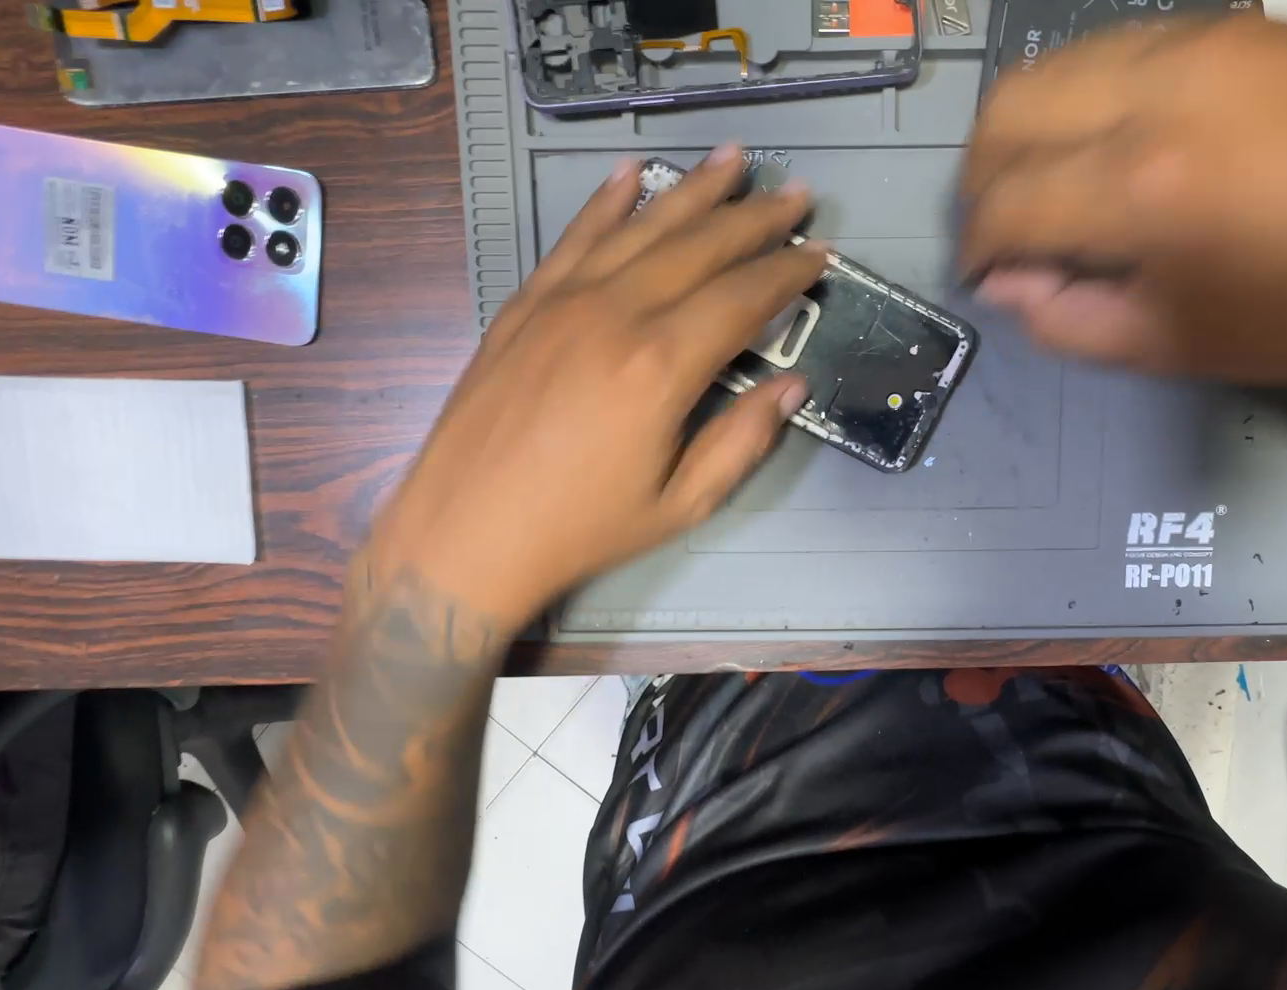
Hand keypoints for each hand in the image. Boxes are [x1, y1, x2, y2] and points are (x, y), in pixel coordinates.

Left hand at [366, 146, 824, 622]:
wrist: (467, 531)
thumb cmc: (582, 528)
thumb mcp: (681, 503)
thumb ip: (742, 440)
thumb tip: (792, 387)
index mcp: (660, 367)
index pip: (742, 298)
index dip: (787, 272)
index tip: (819, 253)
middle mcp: (614, 315)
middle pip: (700, 248)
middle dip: (755, 219)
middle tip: (795, 193)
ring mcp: (563, 301)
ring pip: (641, 229)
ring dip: (693, 192)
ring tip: (733, 160)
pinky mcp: (525, 305)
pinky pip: (574, 237)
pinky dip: (606, 202)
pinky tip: (630, 173)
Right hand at [959, 21, 1286, 438]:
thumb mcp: (1172, 347)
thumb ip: (1064, 317)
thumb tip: (1005, 283)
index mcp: (1145, 187)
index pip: (1004, 202)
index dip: (976, 249)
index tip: (983, 276)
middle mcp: (1164, 89)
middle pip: (1007, 108)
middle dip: (981, 179)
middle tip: (1000, 232)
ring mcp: (1209, 42)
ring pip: (1058, 66)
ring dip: (1030, 134)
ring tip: (1052, 193)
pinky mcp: (1246, 28)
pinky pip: (1121, 54)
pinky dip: (1088, 105)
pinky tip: (1115, 154)